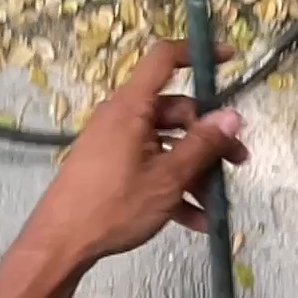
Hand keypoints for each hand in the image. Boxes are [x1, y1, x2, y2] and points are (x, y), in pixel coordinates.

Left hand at [17, 40, 248, 271]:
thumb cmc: (113, 206)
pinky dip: (174, 187)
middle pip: (177, 112)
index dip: (197, 53)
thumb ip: (202, 145)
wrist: (59, 245)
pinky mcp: (112, 168)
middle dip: (210, 138)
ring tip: (216, 202)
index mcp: (131, 107)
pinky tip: (194, 219)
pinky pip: (152, 167)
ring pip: (168, 145)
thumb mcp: (168, 177)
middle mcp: (123, 118)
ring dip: (196, 170)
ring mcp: (116, 144)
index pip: (164, 60)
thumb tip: (232, 116)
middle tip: (238, 162)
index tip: (229, 58)